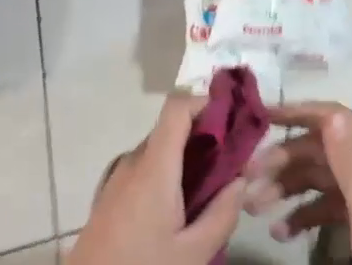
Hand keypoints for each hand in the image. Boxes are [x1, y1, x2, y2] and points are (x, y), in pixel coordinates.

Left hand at [68, 94, 244, 264]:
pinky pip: (144, 168)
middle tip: (232, 163)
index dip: (206, 102)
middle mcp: (133, 161)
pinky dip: (167, 173)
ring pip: (159, 149)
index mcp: (154, 166)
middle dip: (204, 136)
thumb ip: (222, 214)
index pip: (178, 106)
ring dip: (186, 157)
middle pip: (172, 128)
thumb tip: (241, 179)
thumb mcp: (192, 253)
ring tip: (210, 189)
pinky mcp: (110, 194)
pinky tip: (179, 206)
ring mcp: (117, 176)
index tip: (233, 119)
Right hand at [243, 102, 351, 264]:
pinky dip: (301, 216)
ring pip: (318, 179)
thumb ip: (347, 161)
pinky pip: (324, 207)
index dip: (298, 113)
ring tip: (253, 208)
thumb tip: (328, 112)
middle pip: (320, 150)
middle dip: (283, 161)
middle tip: (247, 180)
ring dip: (285, 189)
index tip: (260, 116)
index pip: (334, 118)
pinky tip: (281, 233)